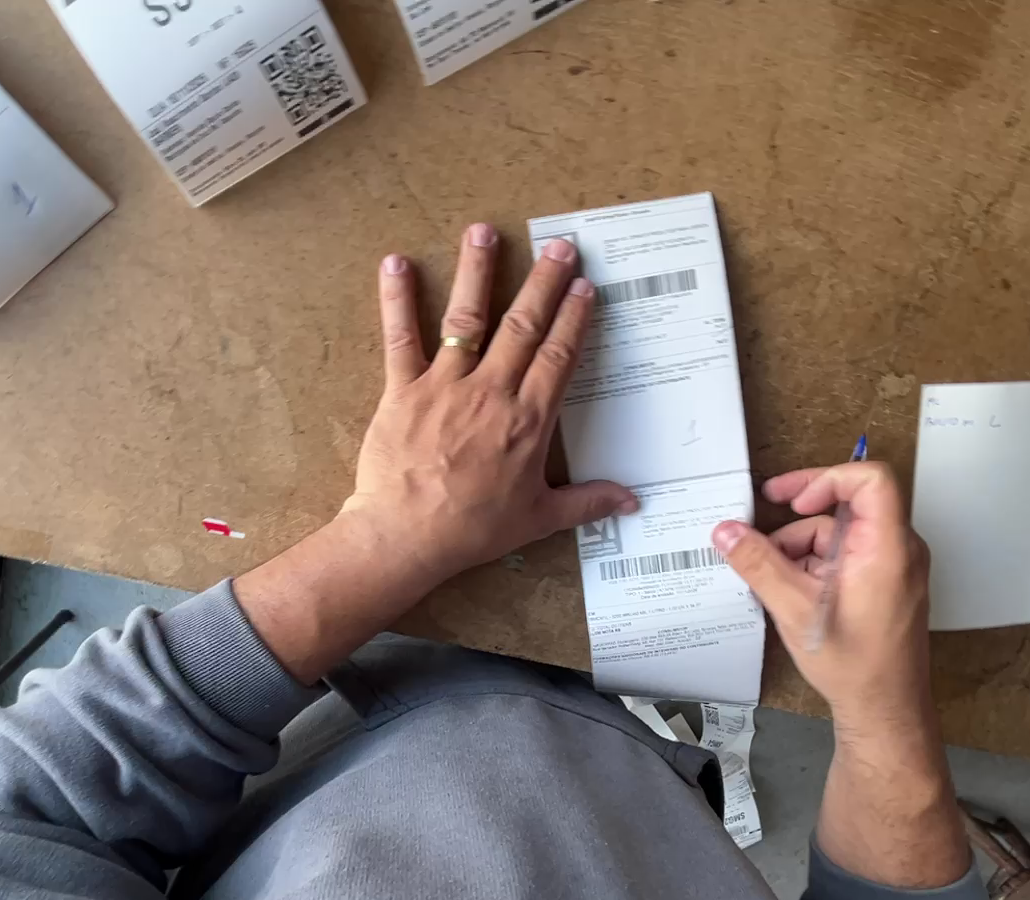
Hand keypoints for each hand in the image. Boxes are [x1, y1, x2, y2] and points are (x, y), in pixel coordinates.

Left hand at [234, 224, 634, 684]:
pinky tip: (396, 263)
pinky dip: (398, 299)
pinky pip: (400, 338)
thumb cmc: (473, 530)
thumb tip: (632, 502)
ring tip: (485, 232)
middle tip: (558, 245)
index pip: (558, 357)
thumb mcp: (538, 519)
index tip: (583, 287)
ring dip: (478, 273)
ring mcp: (445, 386)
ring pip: (467, 319)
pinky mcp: (403, 390)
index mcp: (528, 421)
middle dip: (543, 282)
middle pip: (523, 327)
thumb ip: (587, 503)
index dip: (573, 319)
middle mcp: (491, 392)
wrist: (407, 536)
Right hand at [711, 462, 930, 742]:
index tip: (792, 501)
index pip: (871, 480)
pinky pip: (843, 555)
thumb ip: (757, 564)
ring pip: (839, 533)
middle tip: (764, 514)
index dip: (826, 478)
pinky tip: (790, 591)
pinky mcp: (880, 582)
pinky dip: (812, 564)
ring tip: (774, 578)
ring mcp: (890, 566)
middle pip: (848, 505)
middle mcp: (897, 550)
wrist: (883, 708)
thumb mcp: (794, 609)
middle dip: (799, 514)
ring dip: (800, 546)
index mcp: (886, 549)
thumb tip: (726, 532)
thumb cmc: (853, 664)